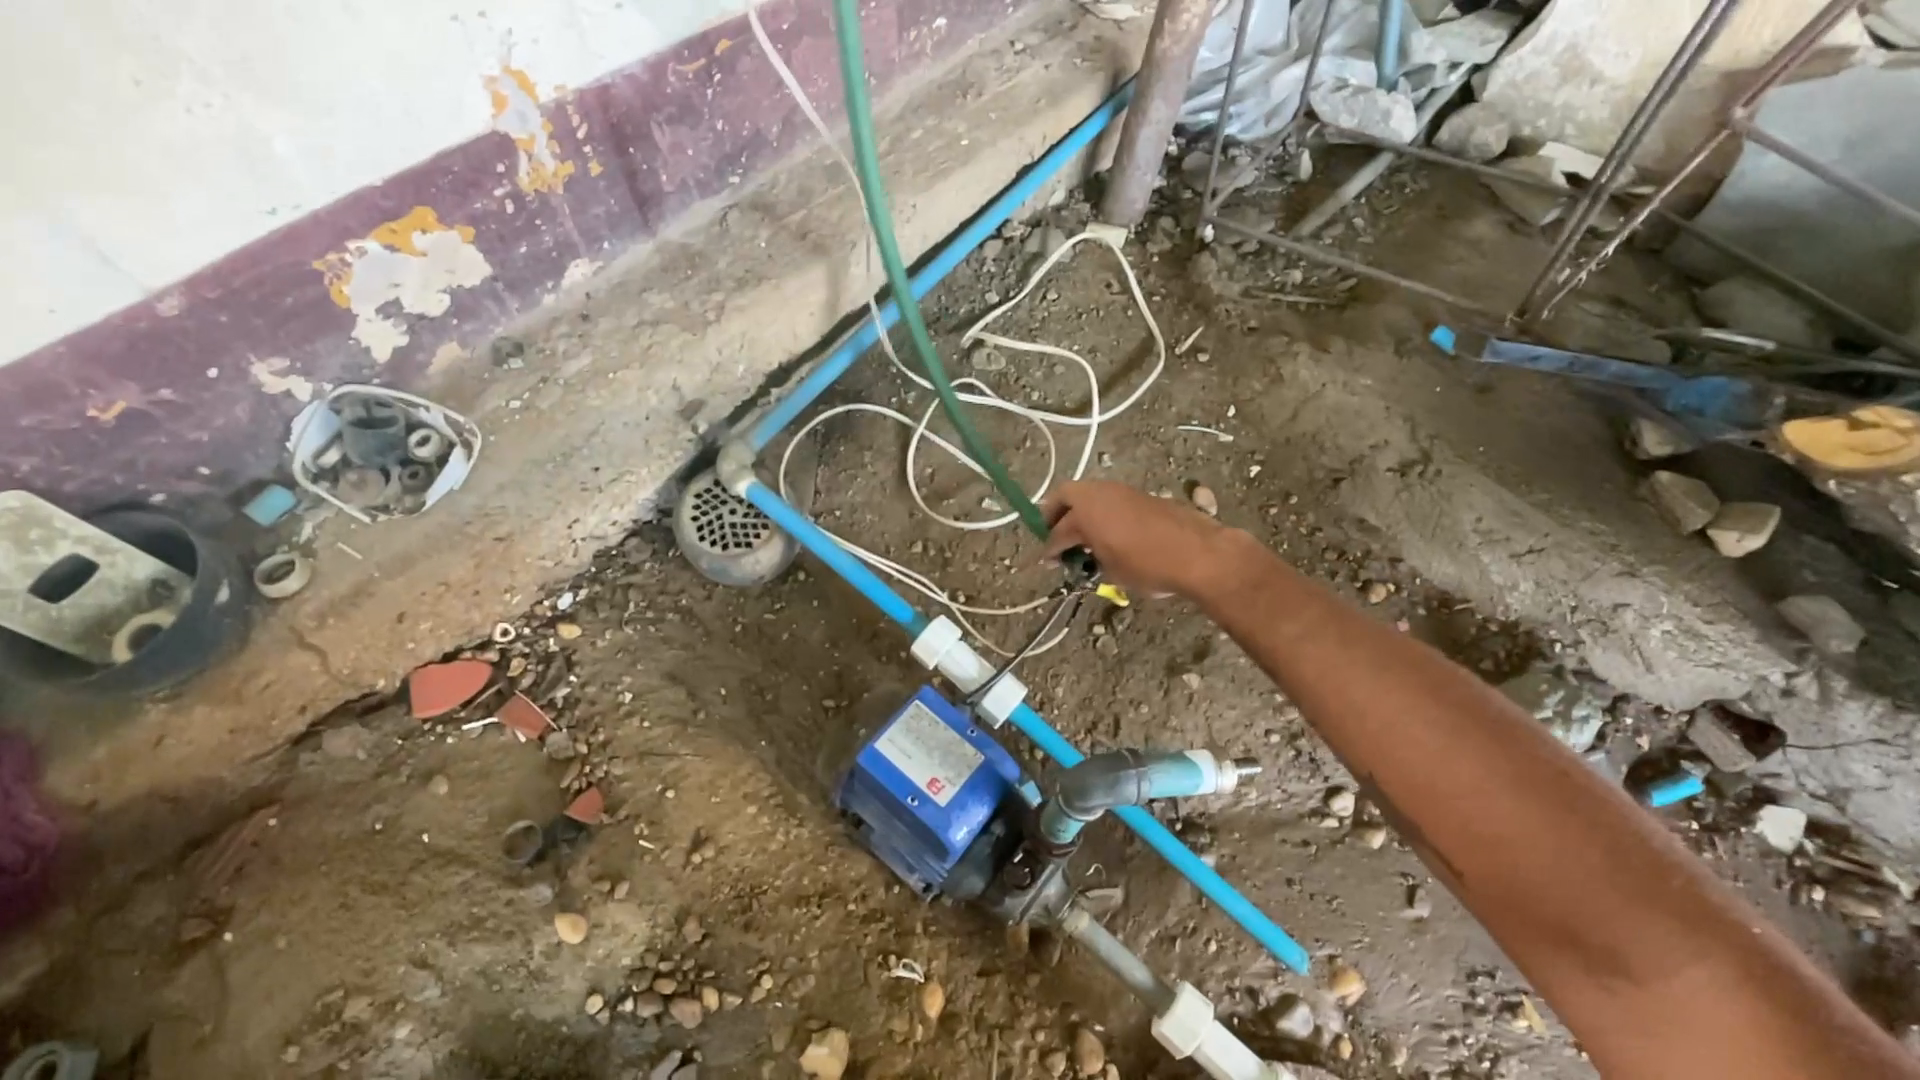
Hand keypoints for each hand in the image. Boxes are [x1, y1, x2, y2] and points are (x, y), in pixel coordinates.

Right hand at [1041, 481, 1234, 598]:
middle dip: (1056, 515)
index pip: (1058, 532)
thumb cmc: (1147, 565)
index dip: (1050, 549)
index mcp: (1084, 511)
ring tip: (1083, 539)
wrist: (1198, 553)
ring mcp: (1123, 491)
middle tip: (1054, 536)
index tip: (1047, 561)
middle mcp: (1100, 493)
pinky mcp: (1142, 495)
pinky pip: (1111, 501)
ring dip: (1082, 513)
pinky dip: (1103, 514)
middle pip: (1067, 497)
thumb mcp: (1111, 571)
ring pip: (1091, 495)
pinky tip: (1109, 535)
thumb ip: (1092, 559)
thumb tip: (1087, 557)